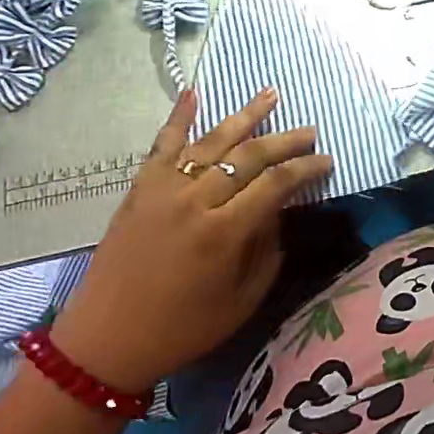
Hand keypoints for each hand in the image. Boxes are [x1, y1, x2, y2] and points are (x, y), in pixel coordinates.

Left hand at [48, 88, 333, 391]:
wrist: (106, 341)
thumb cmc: (183, 328)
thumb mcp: (243, 299)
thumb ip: (268, 250)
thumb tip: (278, 211)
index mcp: (225, 232)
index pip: (277, 184)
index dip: (307, 168)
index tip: (327, 161)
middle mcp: (196, 201)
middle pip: (250, 156)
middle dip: (285, 140)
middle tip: (310, 131)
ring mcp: (163, 190)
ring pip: (212, 141)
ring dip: (244, 116)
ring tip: (270, 94)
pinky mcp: (139, 190)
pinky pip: (162, 145)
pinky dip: (178, 117)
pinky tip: (193, 92)